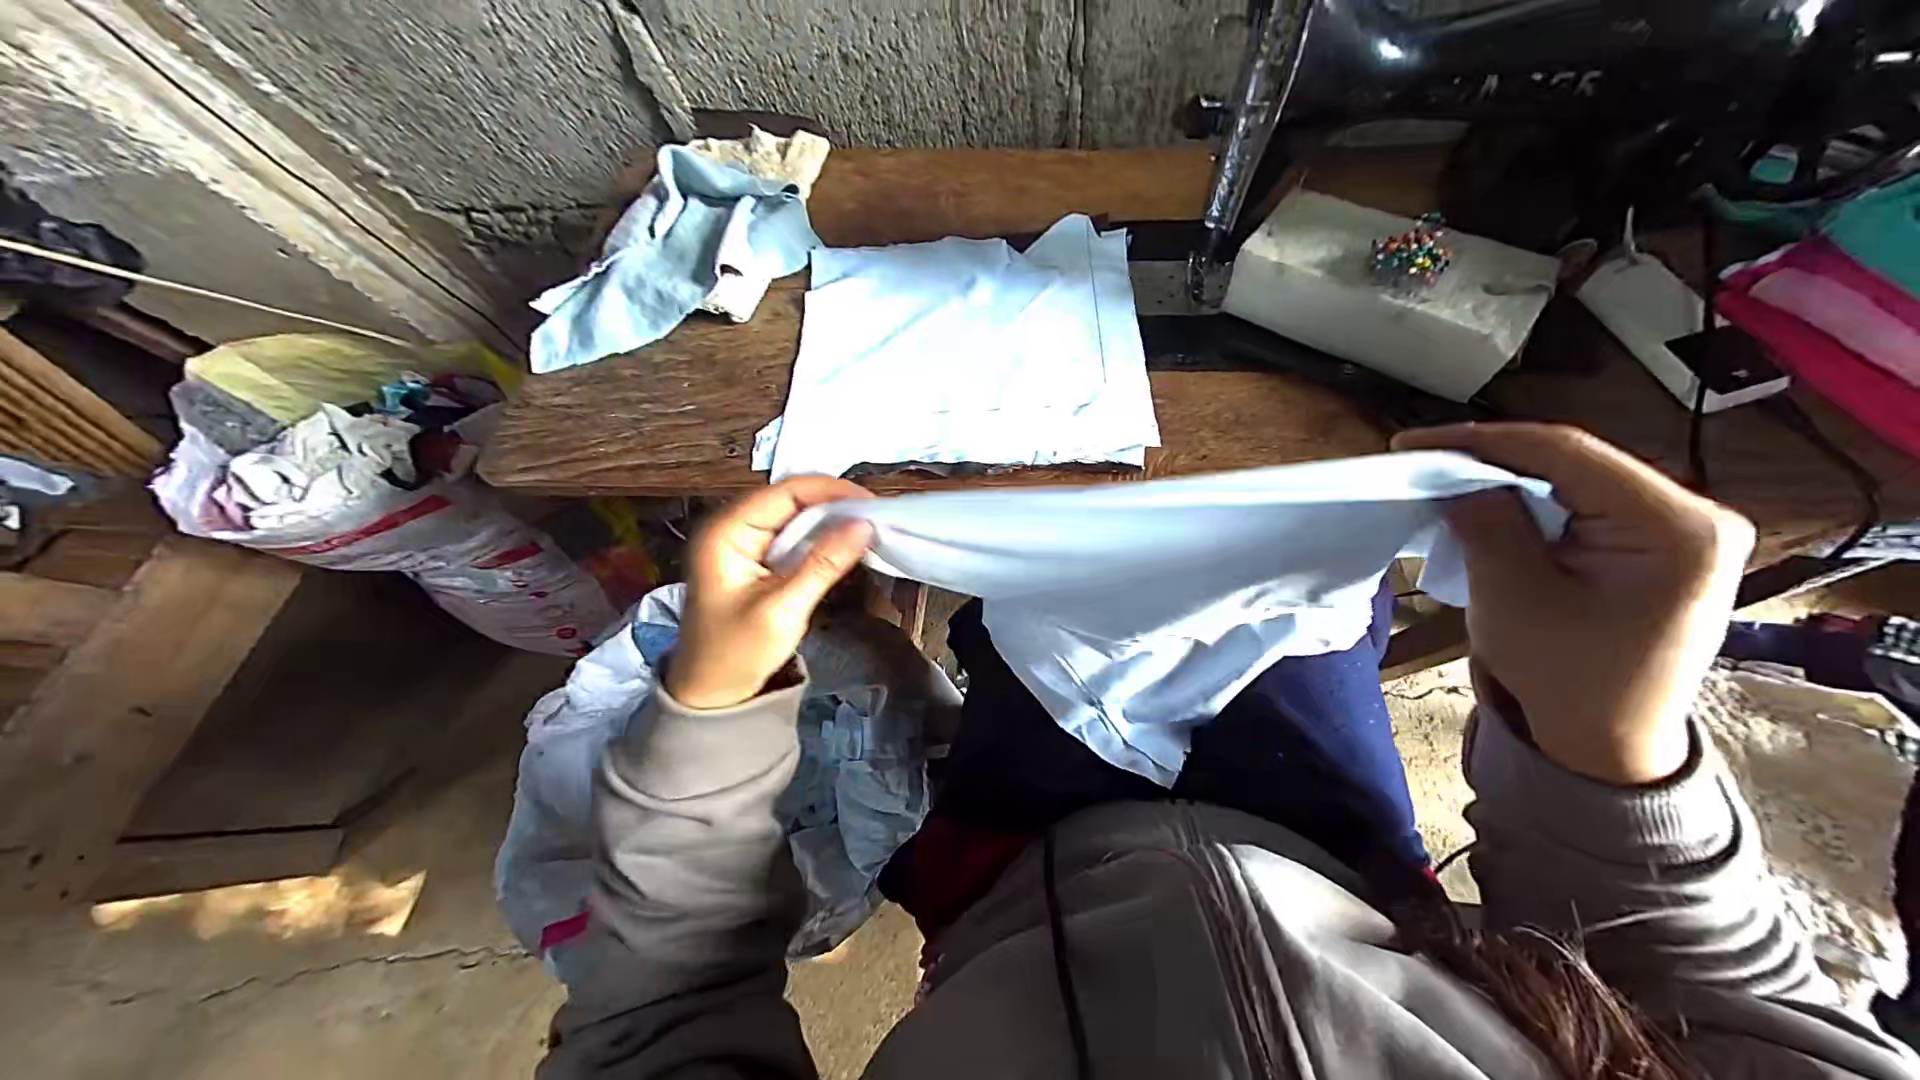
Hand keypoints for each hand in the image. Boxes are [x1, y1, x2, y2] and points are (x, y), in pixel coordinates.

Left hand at [666, 476, 873, 709]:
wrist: (708, 692)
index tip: (871, 502)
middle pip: (789, 498)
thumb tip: (864, 524)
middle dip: (833, 503)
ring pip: (793, 515)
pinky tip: (844, 543)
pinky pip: (791, 535)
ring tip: (867, 526)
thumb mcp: (783, 610)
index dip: (829, 491)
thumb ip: (823, 564)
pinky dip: (819, 537)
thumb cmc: (736, 653)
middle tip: (875, 516)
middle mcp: (731, 527)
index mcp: (725, 532)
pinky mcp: (754, 558)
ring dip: (829, 520)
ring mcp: (742, 542)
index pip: (784, 492)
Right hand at [1391, 423, 1752, 783]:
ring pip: (1573, 481)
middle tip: (1422, 461)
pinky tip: (1486, 508)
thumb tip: (1458, 480)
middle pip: (1575, 463)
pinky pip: (1579, 505)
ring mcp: (1677, 532)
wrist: (1603, 739)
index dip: (1481, 440)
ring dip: (1505, 481)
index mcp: (1678, 527)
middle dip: (1491, 460)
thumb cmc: (1563, 675)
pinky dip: (1525, 504)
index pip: (1567, 454)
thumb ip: (1488, 525)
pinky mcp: (1652, 547)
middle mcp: (1694, 516)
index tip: (1412, 442)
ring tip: (1444, 481)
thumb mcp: (1512, 596)